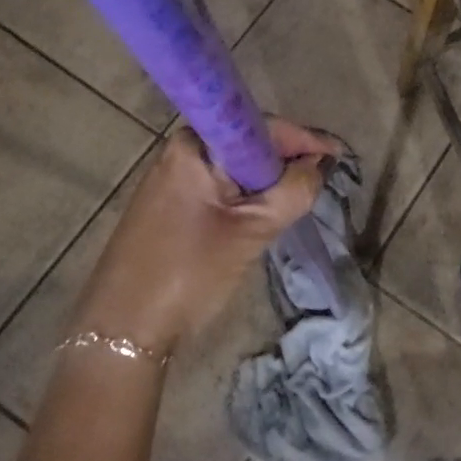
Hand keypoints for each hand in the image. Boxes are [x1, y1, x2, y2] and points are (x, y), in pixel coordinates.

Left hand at [67, 118, 339, 355]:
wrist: (122, 332)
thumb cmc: (188, 273)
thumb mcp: (252, 231)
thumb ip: (294, 191)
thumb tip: (320, 164)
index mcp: (195, 146)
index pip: (264, 127)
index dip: (303, 140)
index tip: (338, 156)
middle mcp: (180, 151)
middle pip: (249, 145)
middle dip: (286, 162)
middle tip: (320, 181)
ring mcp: (170, 178)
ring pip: (235, 169)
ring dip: (266, 182)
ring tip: (299, 199)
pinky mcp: (167, 205)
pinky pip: (218, 186)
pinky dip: (245, 197)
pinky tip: (262, 216)